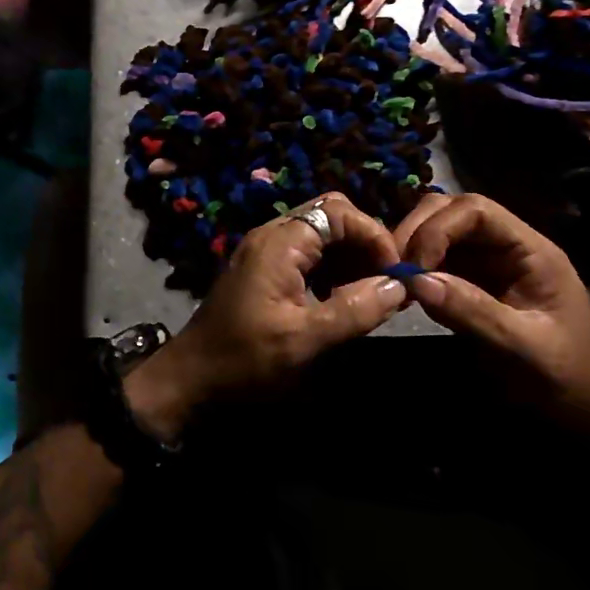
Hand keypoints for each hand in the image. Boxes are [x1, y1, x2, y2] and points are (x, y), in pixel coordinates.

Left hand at [125, 194, 409, 436]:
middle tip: (387, 282)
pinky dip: (332, 270)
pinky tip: (343, 300)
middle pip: (330, 216)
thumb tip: (398, 286)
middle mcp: (272, 236)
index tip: (395, 272)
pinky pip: (307, 255)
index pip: (339, 212)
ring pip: (321, 235)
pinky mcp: (264, 271)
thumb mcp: (304, 339)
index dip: (373, 235)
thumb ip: (354, 310)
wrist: (191, 378)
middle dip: (364, 243)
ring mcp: (266, 252)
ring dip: (351, 258)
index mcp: (279, 243)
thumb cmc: (245, 359)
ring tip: (373, 295)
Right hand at [394, 194, 589, 436]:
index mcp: (532, 252)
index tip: (412, 266)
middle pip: (452, 213)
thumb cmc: (567, 383)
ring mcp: (487, 267)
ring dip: (411, 250)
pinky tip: (400, 293)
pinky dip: (413, 273)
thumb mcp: (524, 350)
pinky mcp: (471, 287)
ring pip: (438, 234)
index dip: (438, 228)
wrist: (585, 418)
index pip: (477, 211)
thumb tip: (414, 280)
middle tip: (391, 269)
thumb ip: (473, 312)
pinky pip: (435, 264)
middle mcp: (506, 250)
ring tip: (392, 282)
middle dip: (417, 233)